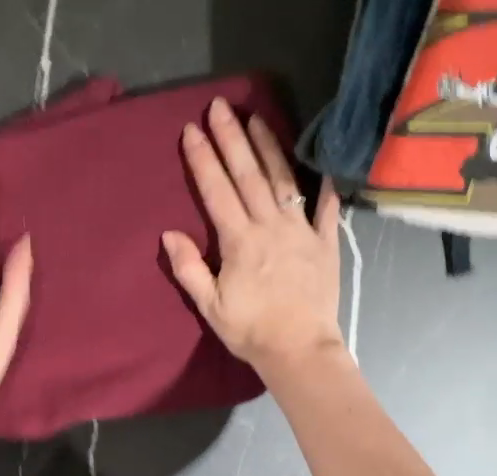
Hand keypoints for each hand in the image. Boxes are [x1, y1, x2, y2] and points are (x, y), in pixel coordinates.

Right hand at [163, 98, 345, 374]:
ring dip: (268, 147)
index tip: (192, 132)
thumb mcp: (210, 306)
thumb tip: (169, 234)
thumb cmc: (250, 331)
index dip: (203, 160)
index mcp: (239, 241)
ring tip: (256, 119)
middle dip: (231, 139)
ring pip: (283, 180)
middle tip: (219, 107)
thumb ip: (189, 269)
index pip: (217, 191)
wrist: (299, 348)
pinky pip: (326, 207)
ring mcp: (301, 230)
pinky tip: (320, 164)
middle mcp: (270, 226)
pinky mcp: (324, 242)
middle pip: (248, 175)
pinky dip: (324, 184)